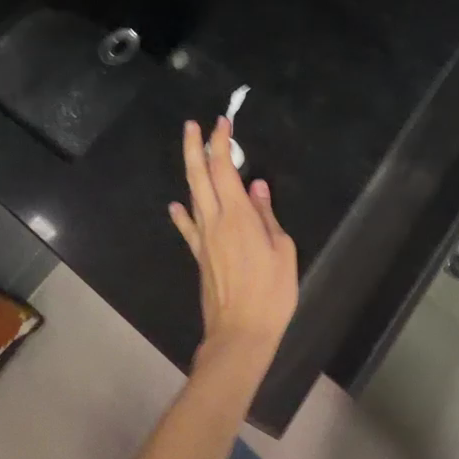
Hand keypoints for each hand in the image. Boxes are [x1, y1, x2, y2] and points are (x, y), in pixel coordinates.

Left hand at [169, 117, 297, 367]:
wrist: (239, 335)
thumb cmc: (270, 293)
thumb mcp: (282, 250)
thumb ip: (267, 216)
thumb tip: (257, 186)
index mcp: (237, 216)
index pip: (224, 169)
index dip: (221, 143)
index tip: (223, 123)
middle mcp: (214, 221)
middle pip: (199, 177)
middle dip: (195, 148)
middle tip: (193, 125)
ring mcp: (203, 240)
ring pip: (193, 197)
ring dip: (192, 172)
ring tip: (193, 153)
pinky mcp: (200, 258)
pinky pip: (189, 227)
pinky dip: (182, 213)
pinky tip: (176, 205)